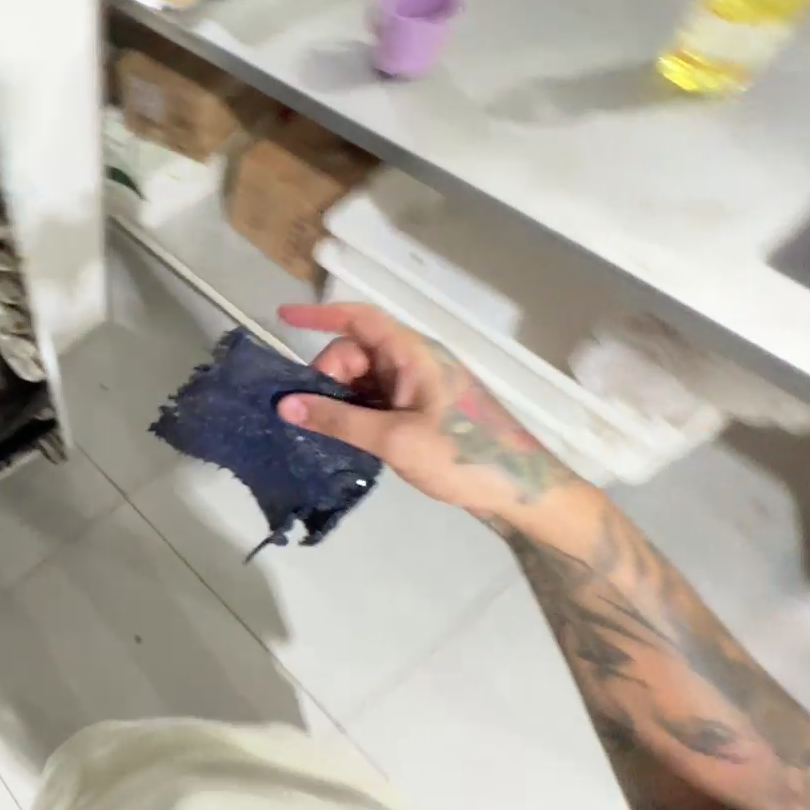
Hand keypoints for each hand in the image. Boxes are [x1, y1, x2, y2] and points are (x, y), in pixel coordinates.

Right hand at [274, 302, 580, 522]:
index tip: (283, 317)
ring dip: (338, 397)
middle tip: (312, 412)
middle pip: (354, 352)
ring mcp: (418, 387)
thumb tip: (284, 405)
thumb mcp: (394, 440)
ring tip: (327, 429)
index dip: (320, 313)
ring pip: (360, 378)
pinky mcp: (419, 411)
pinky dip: (353, 410)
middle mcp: (415, 364)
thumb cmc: (466, 458)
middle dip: (327, 375)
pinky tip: (344, 435)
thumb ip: (337, 420)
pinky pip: (372, 398)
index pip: (361, 319)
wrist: (527, 495)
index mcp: (415, 356)